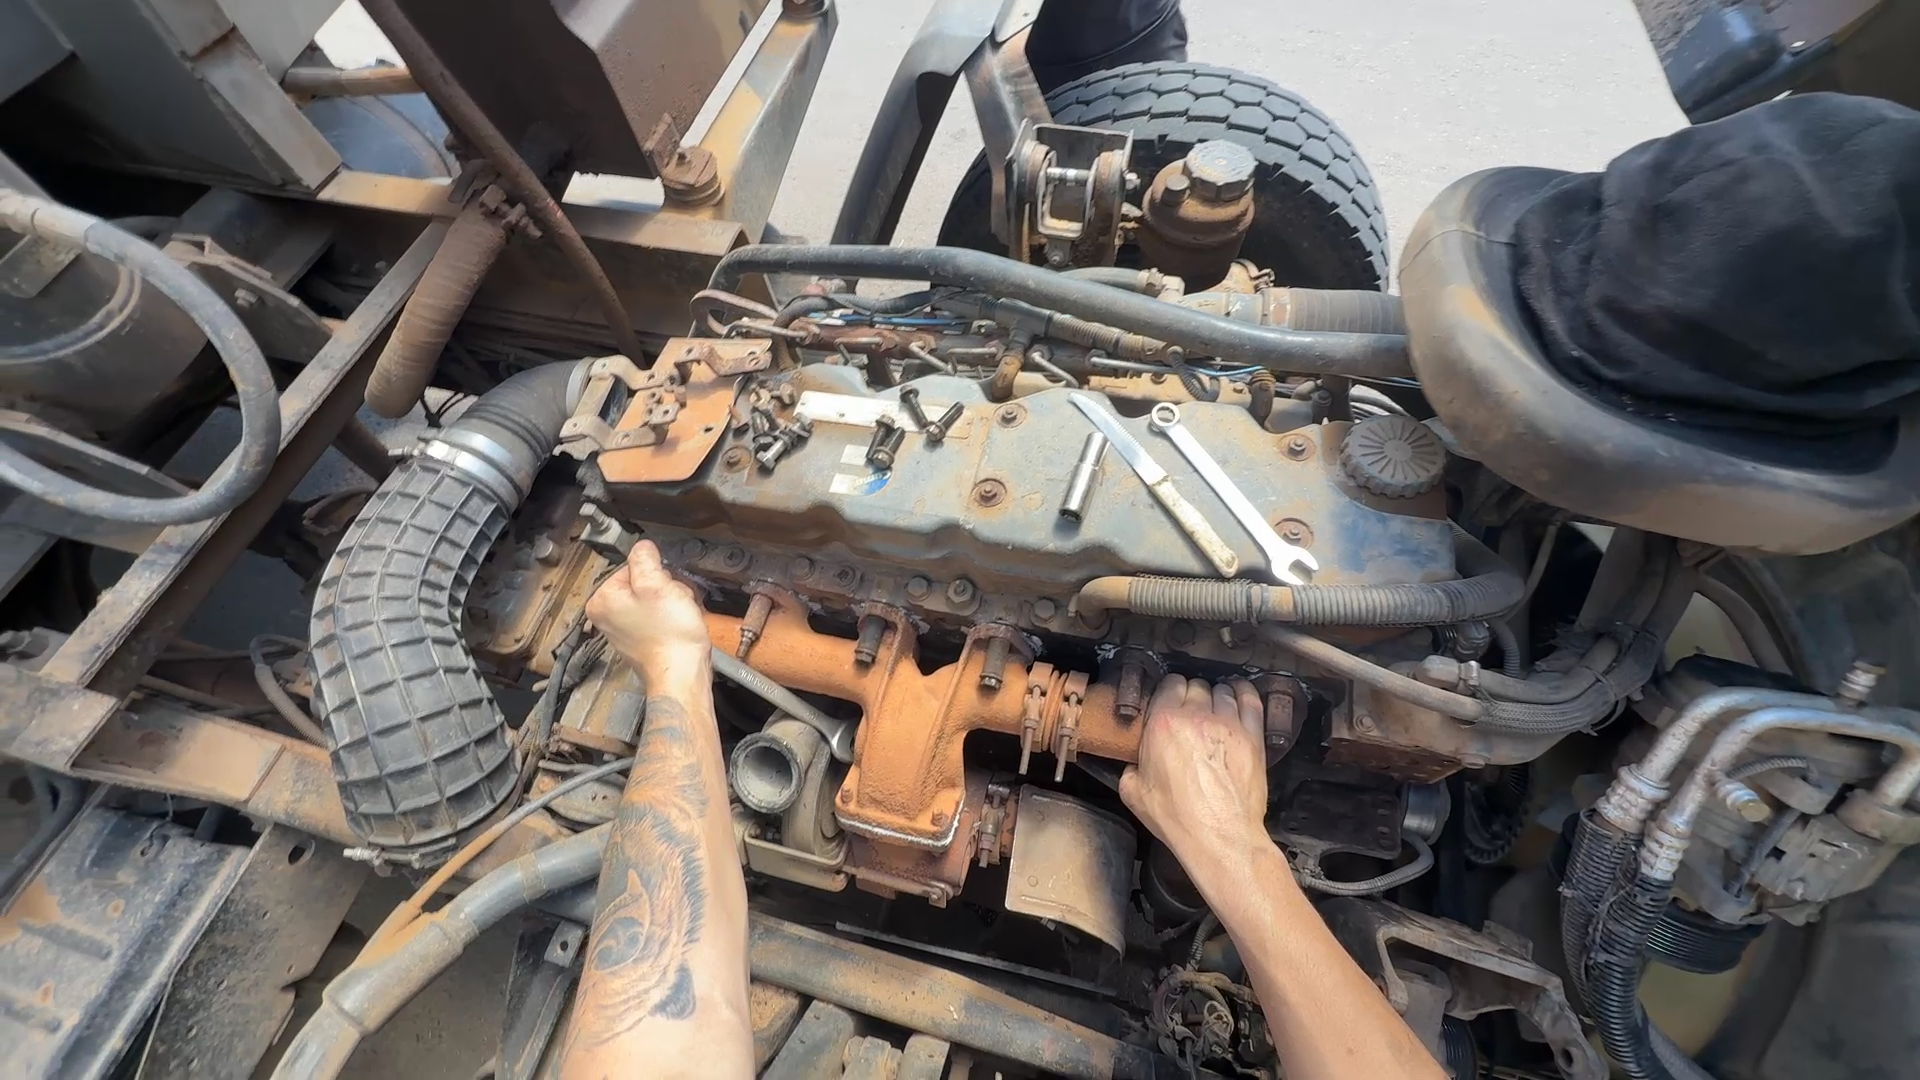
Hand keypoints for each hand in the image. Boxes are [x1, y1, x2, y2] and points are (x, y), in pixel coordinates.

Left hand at [586, 540, 710, 686]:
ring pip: (653, 599)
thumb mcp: (658, 585)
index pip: (634, 566)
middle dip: (665, 589)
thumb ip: (646, 559)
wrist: (682, 672)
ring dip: (671, 603)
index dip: (659, 574)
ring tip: (677, 617)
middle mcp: (607, 615)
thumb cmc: (670, 636)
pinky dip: (671, 618)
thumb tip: (642, 546)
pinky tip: (677, 627)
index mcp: (603, 600)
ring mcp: (623, 630)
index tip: (667, 588)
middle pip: (643, 582)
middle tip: (674, 603)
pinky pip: (658, 617)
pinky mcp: (640, 640)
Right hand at [1119, 675, 1269, 880]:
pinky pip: (1250, 701)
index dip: (1169, 690)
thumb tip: (1133, 761)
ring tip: (1214, 707)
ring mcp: (1227, 724)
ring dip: (1216, 695)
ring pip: (1222, 690)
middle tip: (1189, 710)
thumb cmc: (1177, 817)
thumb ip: (1129, 766)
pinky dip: (1244, 693)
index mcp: (1163, 723)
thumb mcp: (1133, 792)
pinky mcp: (1252, 737)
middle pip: (1196, 686)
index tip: (1169, 699)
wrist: (1220, 837)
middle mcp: (1196, 716)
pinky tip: (1239, 695)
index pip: (1169, 684)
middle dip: (1191, 694)